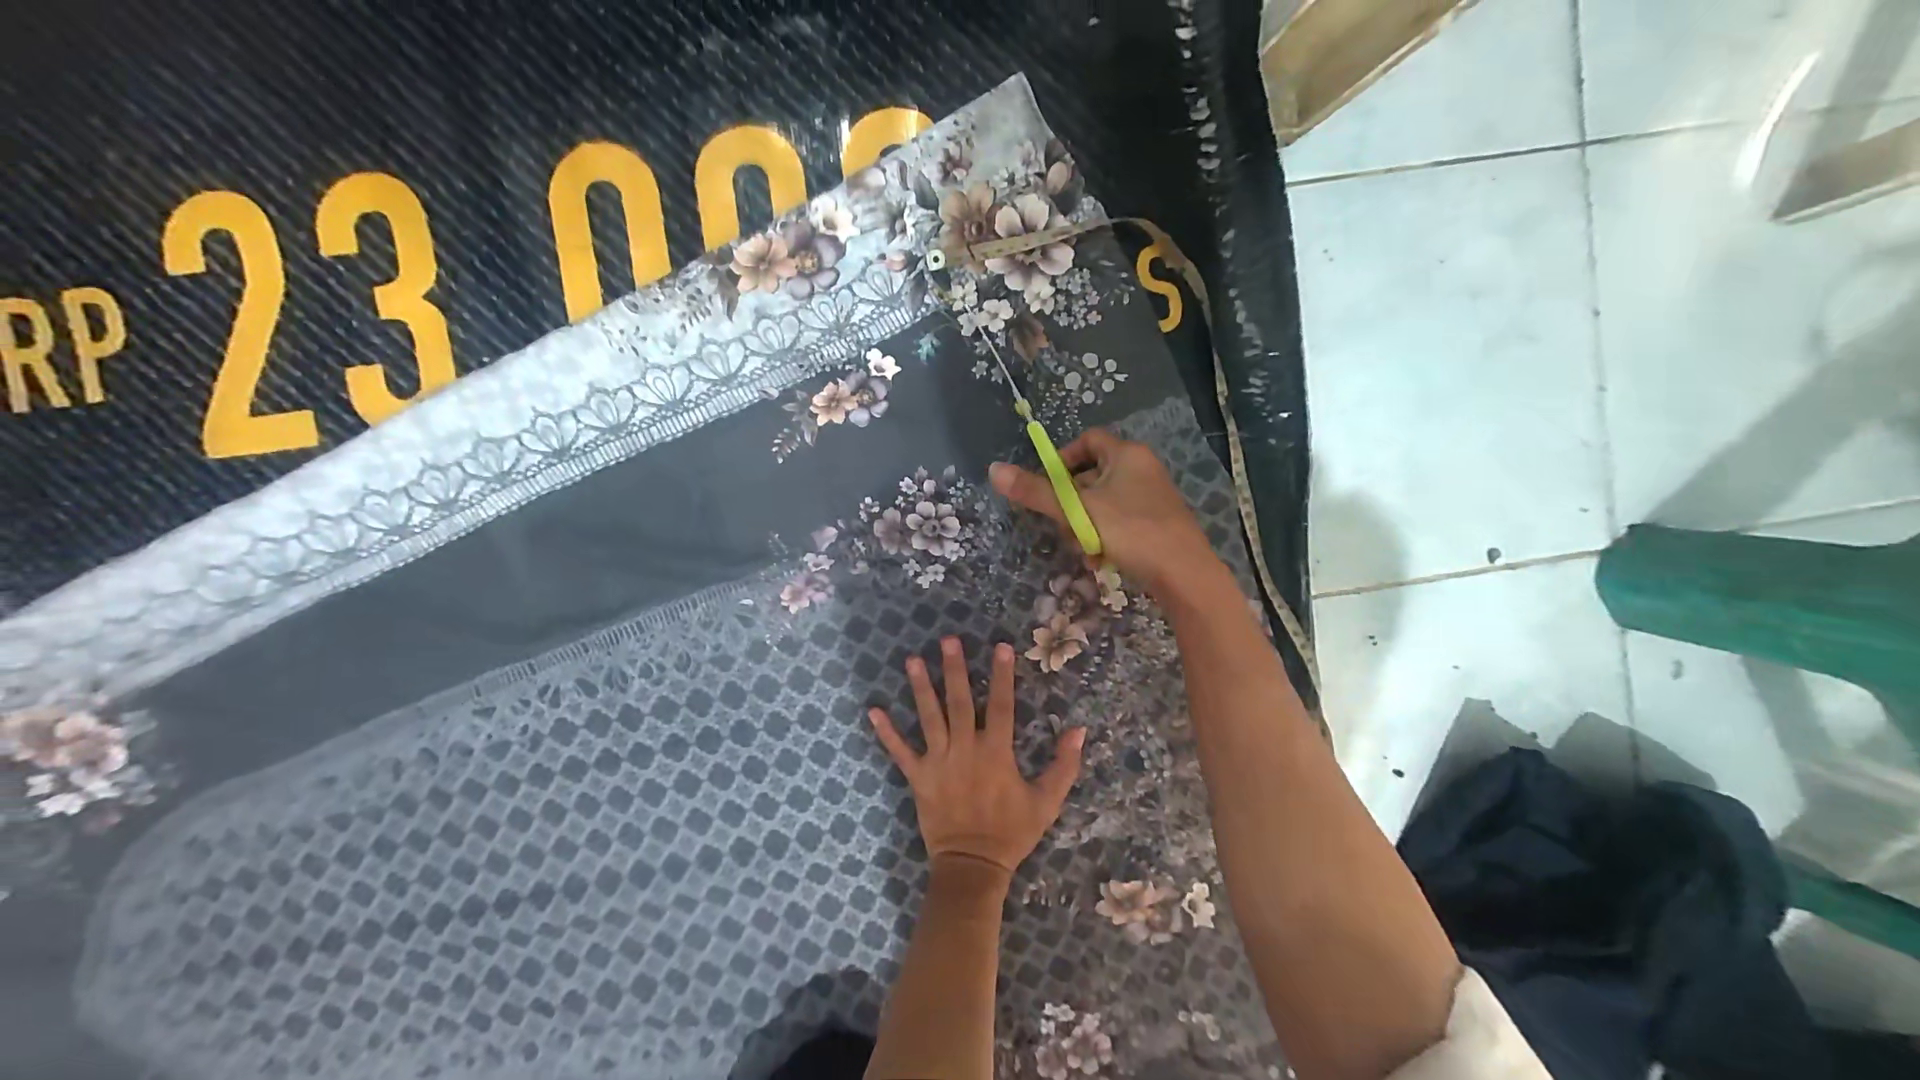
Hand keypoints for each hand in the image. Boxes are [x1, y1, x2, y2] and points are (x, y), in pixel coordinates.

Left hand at [868, 637, 1085, 874]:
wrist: (973, 866)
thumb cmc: (1012, 832)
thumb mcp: (1047, 801)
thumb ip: (1064, 765)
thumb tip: (1078, 730)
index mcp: (996, 752)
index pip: (1002, 705)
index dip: (1003, 675)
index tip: (1000, 646)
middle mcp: (965, 749)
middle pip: (960, 702)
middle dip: (955, 669)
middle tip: (948, 640)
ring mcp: (938, 762)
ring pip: (929, 718)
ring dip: (920, 688)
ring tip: (912, 660)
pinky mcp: (918, 777)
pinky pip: (900, 752)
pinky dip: (886, 732)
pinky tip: (873, 711)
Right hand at [990, 429, 1221, 598]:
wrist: (1184, 573)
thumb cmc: (1130, 531)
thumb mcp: (1077, 511)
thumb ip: (1036, 492)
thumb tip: (994, 471)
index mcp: (1127, 454)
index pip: (1087, 440)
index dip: (1062, 459)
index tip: (1049, 486)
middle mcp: (1143, 468)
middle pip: (1092, 475)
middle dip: (1071, 503)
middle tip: (1062, 525)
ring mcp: (1153, 496)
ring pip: (1104, 503)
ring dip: (1085, 525)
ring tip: (1083, 549)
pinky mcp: (1158, 523)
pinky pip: (1121, 521)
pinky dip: (1106, 537)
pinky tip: (1101, 559)